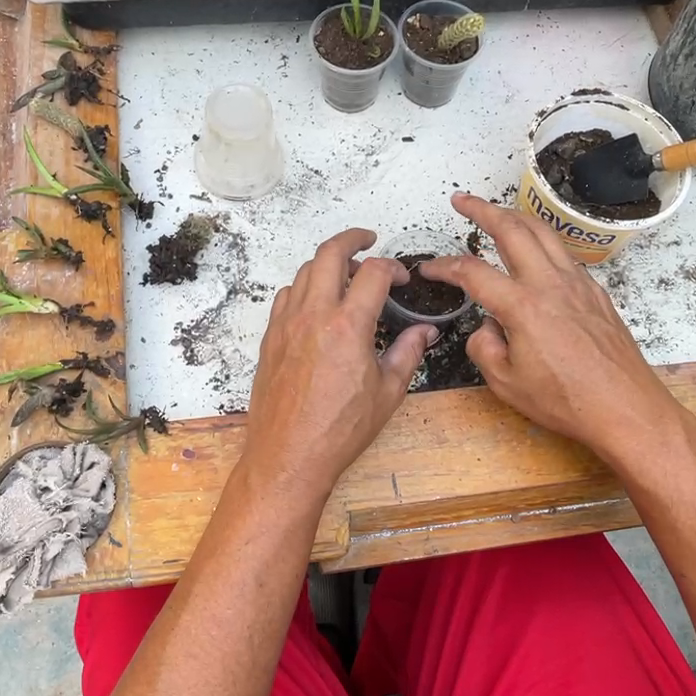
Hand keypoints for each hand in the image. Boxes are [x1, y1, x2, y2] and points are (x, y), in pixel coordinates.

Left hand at [240, 229, 436, 498]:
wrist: (289, 456)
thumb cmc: (340, 430)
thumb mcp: (388, 393)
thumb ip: (408, 353)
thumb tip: (425, 331)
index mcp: (347, 326)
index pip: (373, 272)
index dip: (393, 267)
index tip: (402, 279)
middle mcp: (313, 316)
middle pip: (329, 253)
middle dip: (352, 239)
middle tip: (368, 241)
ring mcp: (286, 325)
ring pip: (303, 272)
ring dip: (326, 264)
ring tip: (345, 274)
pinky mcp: (270, 339)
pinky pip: (286, 297)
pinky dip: (303, 288)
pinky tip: (316, 304)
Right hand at [419, 193, 688, 460]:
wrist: (626, 409)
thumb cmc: (566, 402)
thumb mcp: (506, 384)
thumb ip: (484, 347)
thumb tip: (487, 327)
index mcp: (523, 306)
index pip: (473, 273)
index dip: (444, 266)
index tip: (428, 269)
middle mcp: (551, 284)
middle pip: (513, 230)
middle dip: (483, 209)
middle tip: (461, 200)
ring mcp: (578, 284)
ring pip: (544, 233)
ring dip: (516, 216)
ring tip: (497, 212)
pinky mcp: (596, 293)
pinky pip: (564, 254)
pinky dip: (542, 241)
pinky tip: (535, 252)